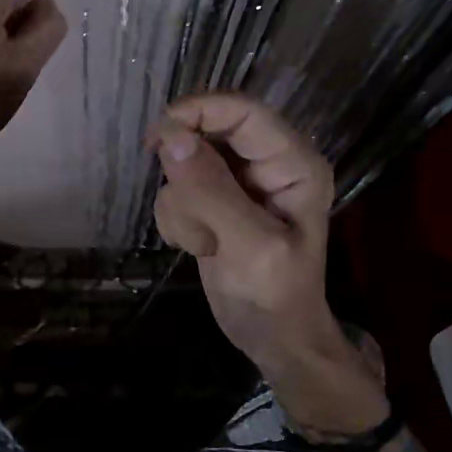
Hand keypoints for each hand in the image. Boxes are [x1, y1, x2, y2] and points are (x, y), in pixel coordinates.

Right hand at [150, 93, 388, 434]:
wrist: (272, 339)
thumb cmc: (275, 296)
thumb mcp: (249, 246)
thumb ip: (211, 191)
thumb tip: (170, 137)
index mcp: (292, 164)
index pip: (244, 113)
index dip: (200, 112)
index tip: (158, 136)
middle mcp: (266, 165)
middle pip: (207, 134)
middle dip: (187, 176)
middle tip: (183, 211)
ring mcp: (237, 185)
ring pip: (183, 167)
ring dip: (182, 207)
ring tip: (205, 244)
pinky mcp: (213, 205)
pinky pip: (176, 193)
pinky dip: (177, 220)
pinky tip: (197, 247)